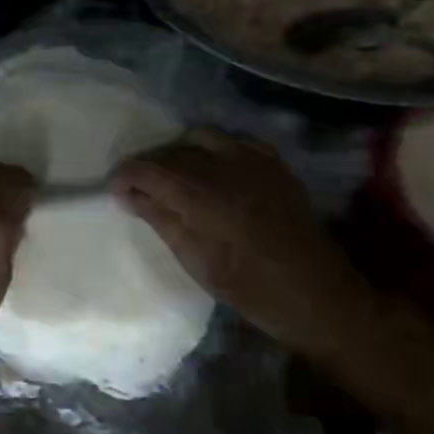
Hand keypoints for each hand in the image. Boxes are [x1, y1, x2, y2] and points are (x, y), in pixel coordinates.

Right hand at [114, 129, 376, 353]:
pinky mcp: (274, 165)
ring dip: (179, 151)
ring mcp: (255, 162)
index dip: (127, 175)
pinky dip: (214, 147)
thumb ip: (162, 221)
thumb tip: (129, 195)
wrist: (320, 296)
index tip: (113, 188)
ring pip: (202, 137)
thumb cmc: (253, 291)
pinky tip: (210, 167)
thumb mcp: (197, 263)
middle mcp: (227, 169)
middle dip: (149, 165)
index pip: (152, 171)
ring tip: (173, 175)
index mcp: (205, 199)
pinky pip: (235, 140)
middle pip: (173, 152)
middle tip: (137, 187)